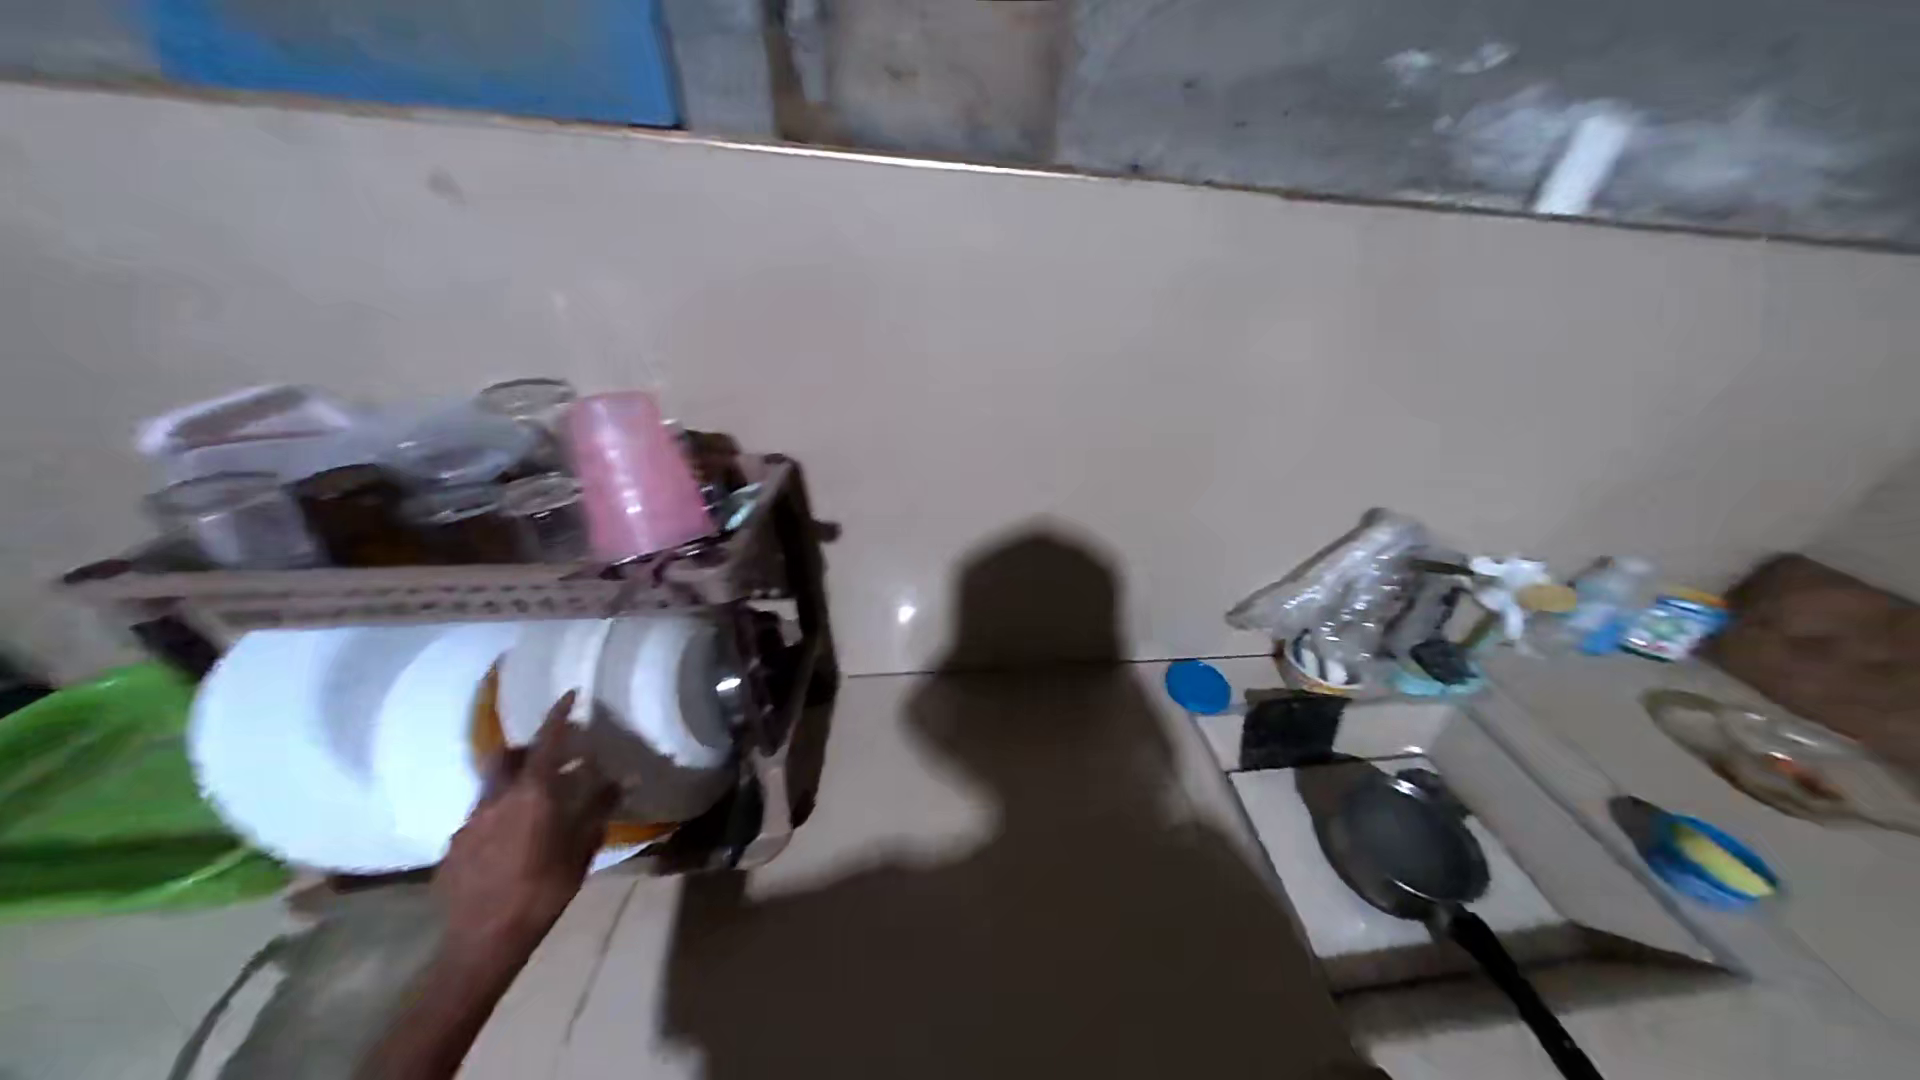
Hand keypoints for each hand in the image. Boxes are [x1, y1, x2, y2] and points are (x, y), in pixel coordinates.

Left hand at [434, 691, 616, 960]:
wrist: (484, 941)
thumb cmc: (544, 888)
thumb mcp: (582, 847)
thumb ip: (597, 808)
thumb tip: (617, 779)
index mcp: (531, 793)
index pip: (547, 741)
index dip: (559, 714)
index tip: (570, 694)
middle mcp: (496, 799)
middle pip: (508, 756)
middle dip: (529, 748)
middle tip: (552, 755)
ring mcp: (468, 823)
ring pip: (492, 787)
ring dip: (514, 782)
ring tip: (535, 800)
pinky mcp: (453, 848)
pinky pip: (480, 817)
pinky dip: (499, 814)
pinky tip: (512, 840)